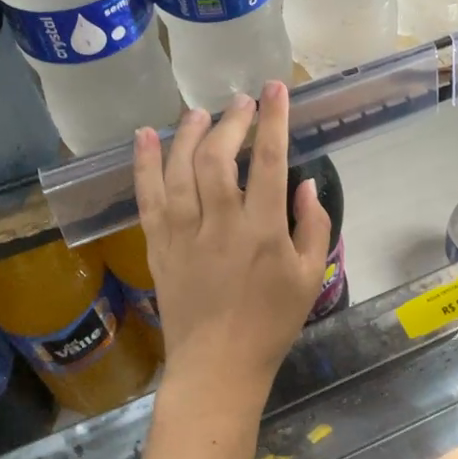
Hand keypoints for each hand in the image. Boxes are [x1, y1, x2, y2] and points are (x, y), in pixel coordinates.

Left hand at [132, 81, 331, 391]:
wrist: (218, 367)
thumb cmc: (271, 323)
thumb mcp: (311, 277)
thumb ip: (313, 226)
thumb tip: (306, 182)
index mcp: (263, 233)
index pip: (268, 163)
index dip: (272, 121)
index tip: (275, 90)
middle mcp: (221, 226)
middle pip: (219, 159)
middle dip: (231, 122)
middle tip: (241, 101)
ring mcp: (183, 235)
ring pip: (180, 171)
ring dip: (189, 134)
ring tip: (199, 111)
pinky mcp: (158, 247)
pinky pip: (147, 198)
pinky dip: (144, 164)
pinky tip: (145, 136)